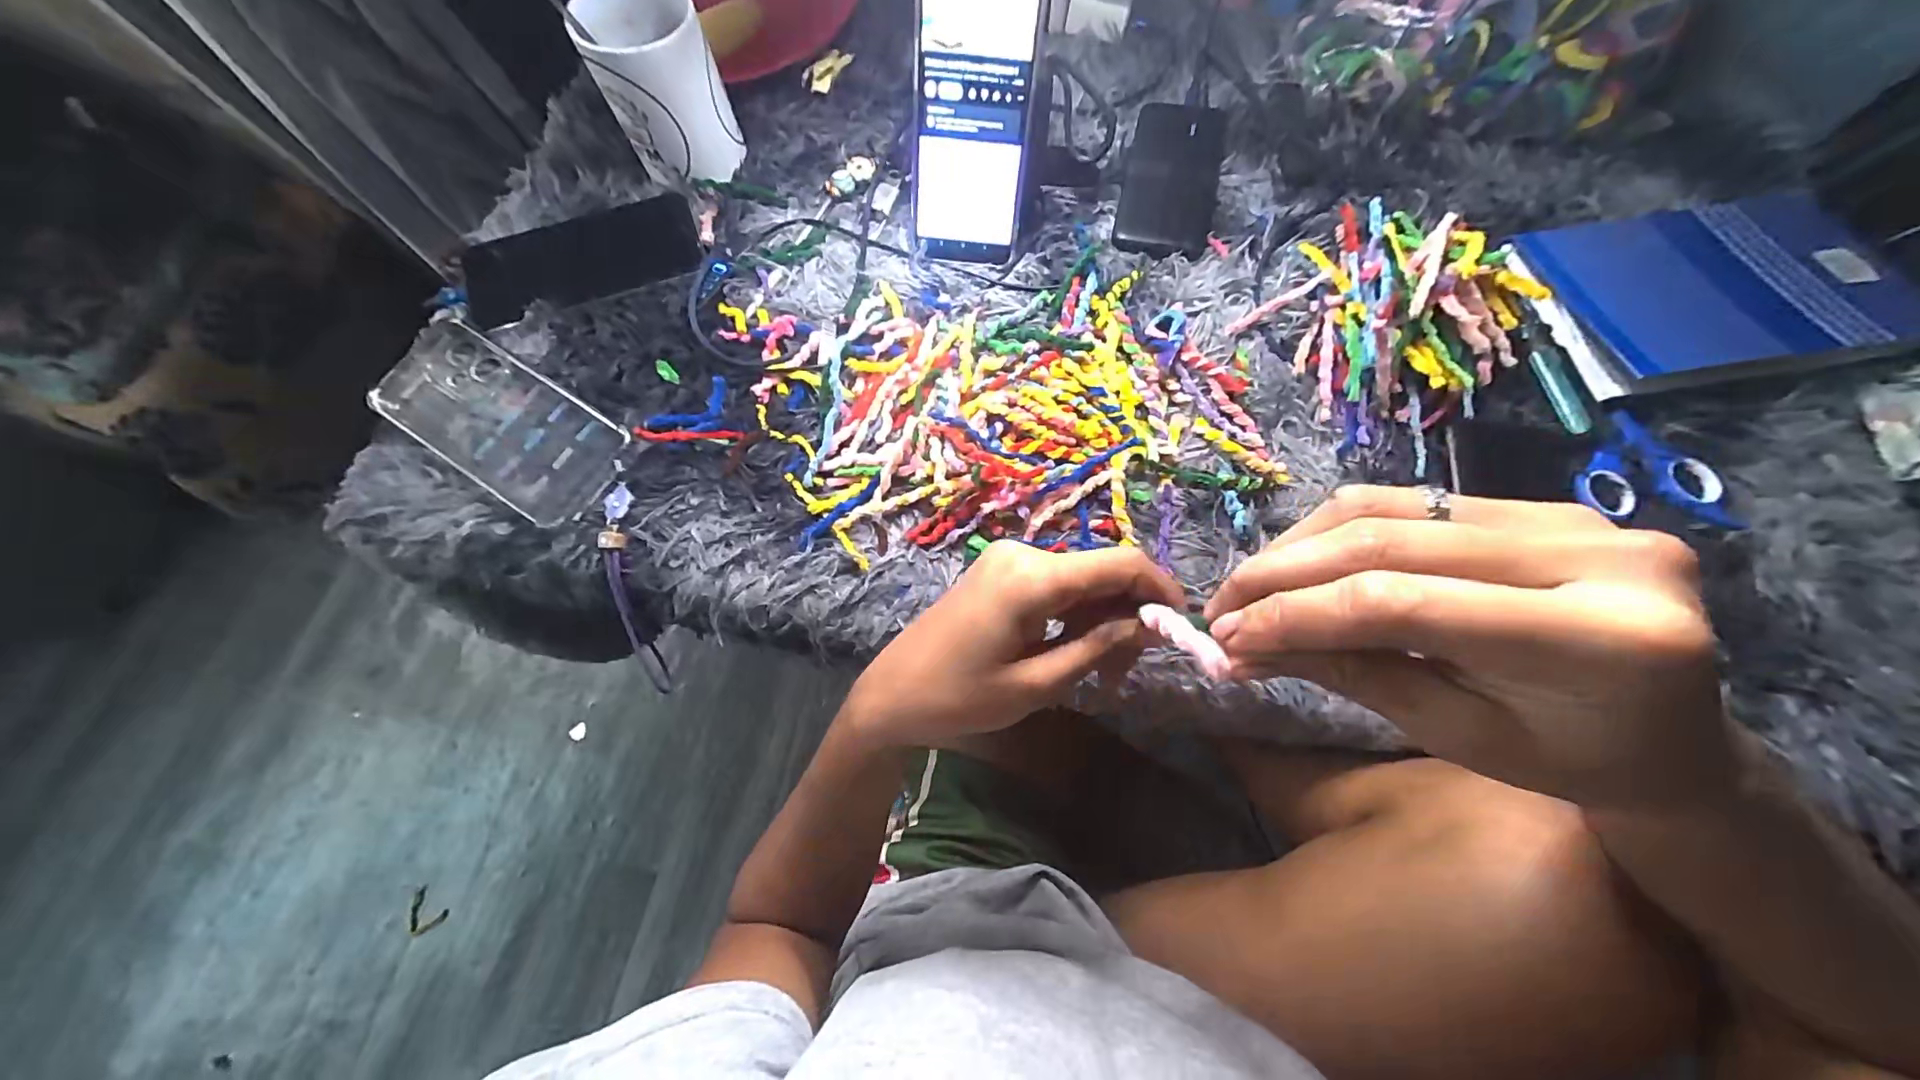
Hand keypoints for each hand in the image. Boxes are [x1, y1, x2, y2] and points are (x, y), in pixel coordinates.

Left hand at [842, 542, 1184, 747]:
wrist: (891, 693)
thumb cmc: (957, 698)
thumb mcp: (1035, 685)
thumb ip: (1095, 649)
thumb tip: (1147, 625)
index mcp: (1031, 578)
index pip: (1119, 563)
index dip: (1159, 589)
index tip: (1180, 626)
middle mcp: (1022, 554)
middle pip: (1100, 571)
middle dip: (1127, 614)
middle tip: (1128, 671)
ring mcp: (1008, 560)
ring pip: (1080, 579)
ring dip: (1101, 619)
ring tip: (1102, 672)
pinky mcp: (999, 572)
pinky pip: (1054, 584)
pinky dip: (1074, 614)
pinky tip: (1073, 650)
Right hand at [1205, 486, 1741, 812]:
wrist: (1673, 736)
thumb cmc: (1569, 760)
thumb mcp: (1454, 732)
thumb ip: (1348, 675)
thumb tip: (1239, 649)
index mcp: (1600, 638)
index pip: (1401, 603)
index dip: (1297, 614)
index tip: (1227, 637)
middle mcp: (1597, 553)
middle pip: (1387, 541)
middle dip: (1283, 574)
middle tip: (1220, 608)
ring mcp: (1570, 514)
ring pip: (1389, 508)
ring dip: (1300, 545)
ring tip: (1249, 586)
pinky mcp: (1540, 503)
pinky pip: (1411, 501)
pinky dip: (1337, 530)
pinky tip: (1299, 560)